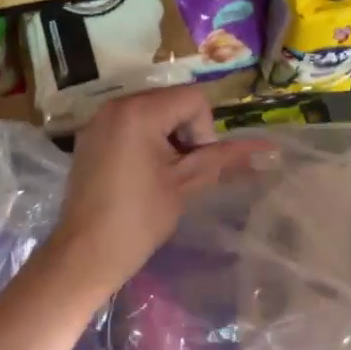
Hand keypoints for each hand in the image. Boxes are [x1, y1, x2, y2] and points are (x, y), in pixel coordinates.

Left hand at [50, 86, 269, 291]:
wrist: (86, 251)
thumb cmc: (139, 219)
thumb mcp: (184, 184)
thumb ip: (222, 158)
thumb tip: (265, 146)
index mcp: (140, 110)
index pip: (193, 98)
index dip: (204, 131)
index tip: (192, 164)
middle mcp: (117, 103)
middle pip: (170, 100)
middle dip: (184, 131)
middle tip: (179, 172)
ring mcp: (100, 117)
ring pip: (150, 110)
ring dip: (165, 135)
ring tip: (160, 174)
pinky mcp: (91, 134)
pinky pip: (128, 121)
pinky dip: (143, 138)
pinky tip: (138, 174)